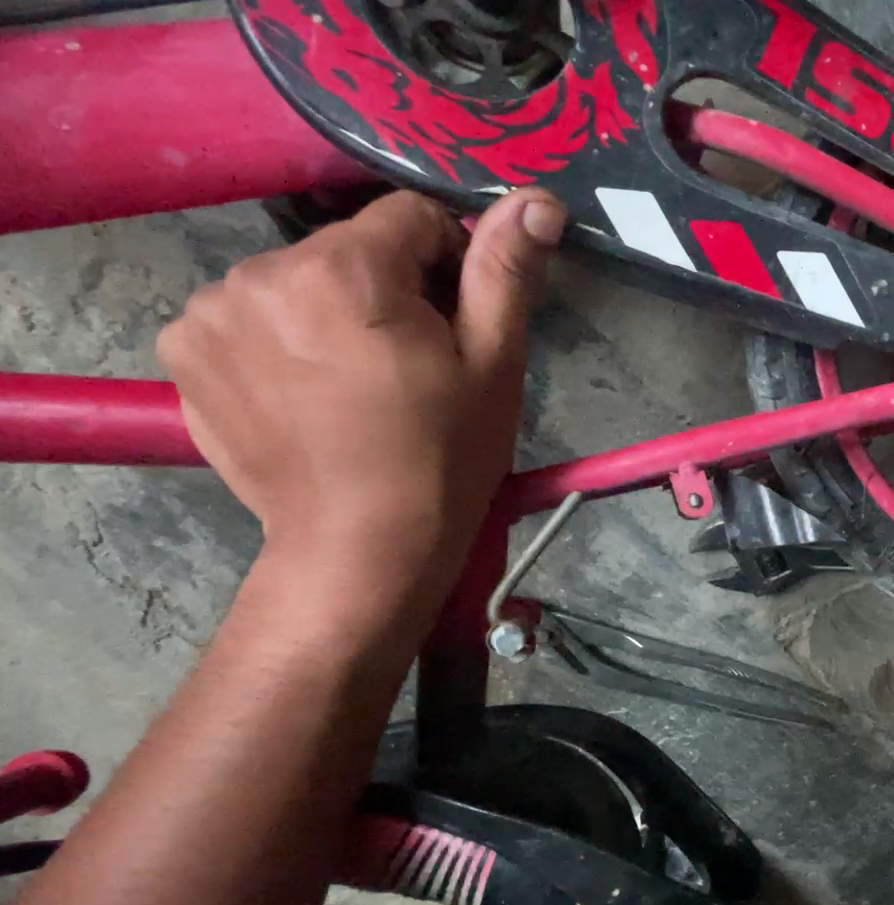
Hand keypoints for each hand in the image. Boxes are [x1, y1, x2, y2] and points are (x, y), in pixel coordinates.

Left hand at [158, 188, 566, 593]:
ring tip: (364, 385)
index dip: (452, 265)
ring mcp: (207, 314)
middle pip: (350, 251)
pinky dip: (285, 342)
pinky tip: (314, 394)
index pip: (412, 217)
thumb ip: (506, 272)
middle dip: (390, 291)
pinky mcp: (184, 353)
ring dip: (334, 314)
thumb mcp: (495, 364)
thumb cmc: (445, 455)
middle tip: (418, 366)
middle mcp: (256, 272)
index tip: (460, 327)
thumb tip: (540, 201)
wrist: (365, 544)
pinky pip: (251, 319)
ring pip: (299, 283)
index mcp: (343, 270)